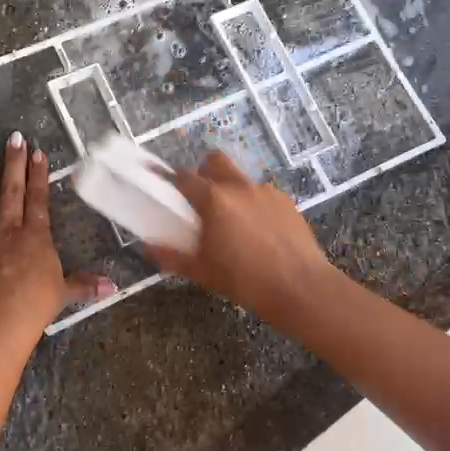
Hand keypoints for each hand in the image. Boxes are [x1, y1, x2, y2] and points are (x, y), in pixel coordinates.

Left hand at [0, 133, 114, 334]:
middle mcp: (9, 228)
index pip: (38, 199)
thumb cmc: (34, 305)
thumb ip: (84, 286)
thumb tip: (112, 287)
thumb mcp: (63, 294)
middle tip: (13, 138)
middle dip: (14, 163)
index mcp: (36, 236)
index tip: (38, 152)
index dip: (38, 174)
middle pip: (12, 190)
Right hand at [145, 152, 339, 323]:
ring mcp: (266, 193)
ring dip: (231, 191)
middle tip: (201, 198)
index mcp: (214, 200)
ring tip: (234, 222)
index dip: (170, 179)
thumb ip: (173, 257)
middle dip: (204, 172)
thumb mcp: (203, 272)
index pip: (184, 178)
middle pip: (215, 162)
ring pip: (241, 179)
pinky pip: (263, 196)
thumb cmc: (245, 281)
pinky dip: (255, 206)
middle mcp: (239, 188)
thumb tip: (149, 249)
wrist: (301, 288)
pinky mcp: (287, 203)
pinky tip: (260, 233)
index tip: (164, 185)